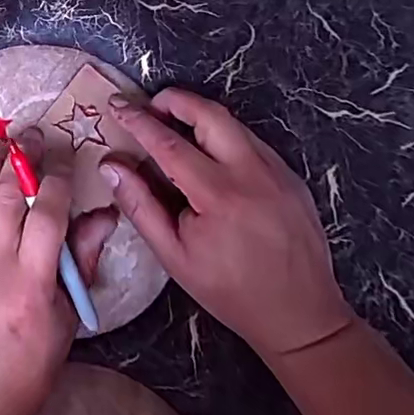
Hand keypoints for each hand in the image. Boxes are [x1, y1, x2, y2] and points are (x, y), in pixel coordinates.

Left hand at [0, 131, 115, 414]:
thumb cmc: (33, 357)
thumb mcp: (70, 313)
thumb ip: (84, 257)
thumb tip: (105, 213)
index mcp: (32, 281)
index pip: (47, 212)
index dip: (58, 178)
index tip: (65, 159)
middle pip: (7, 196)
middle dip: (23, 159)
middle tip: (33, 138)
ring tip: (0, 149)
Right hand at [103, 89, 355, 359]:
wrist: (301, 315)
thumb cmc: (231, 291)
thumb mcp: (175, 257)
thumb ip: (140, 206)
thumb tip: (112, 166)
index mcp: (219, 196)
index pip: (169, 143)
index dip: (139, 120)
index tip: (118, 105)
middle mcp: (253, 173)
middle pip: (209, 113)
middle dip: (175, 99)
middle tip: (150, 105)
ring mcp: (278, 170)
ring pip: (233, 123)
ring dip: (200, 117)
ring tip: (174, 128)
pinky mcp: (291, 175)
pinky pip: (252, 142)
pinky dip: (224, 137)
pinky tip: (210, 156)